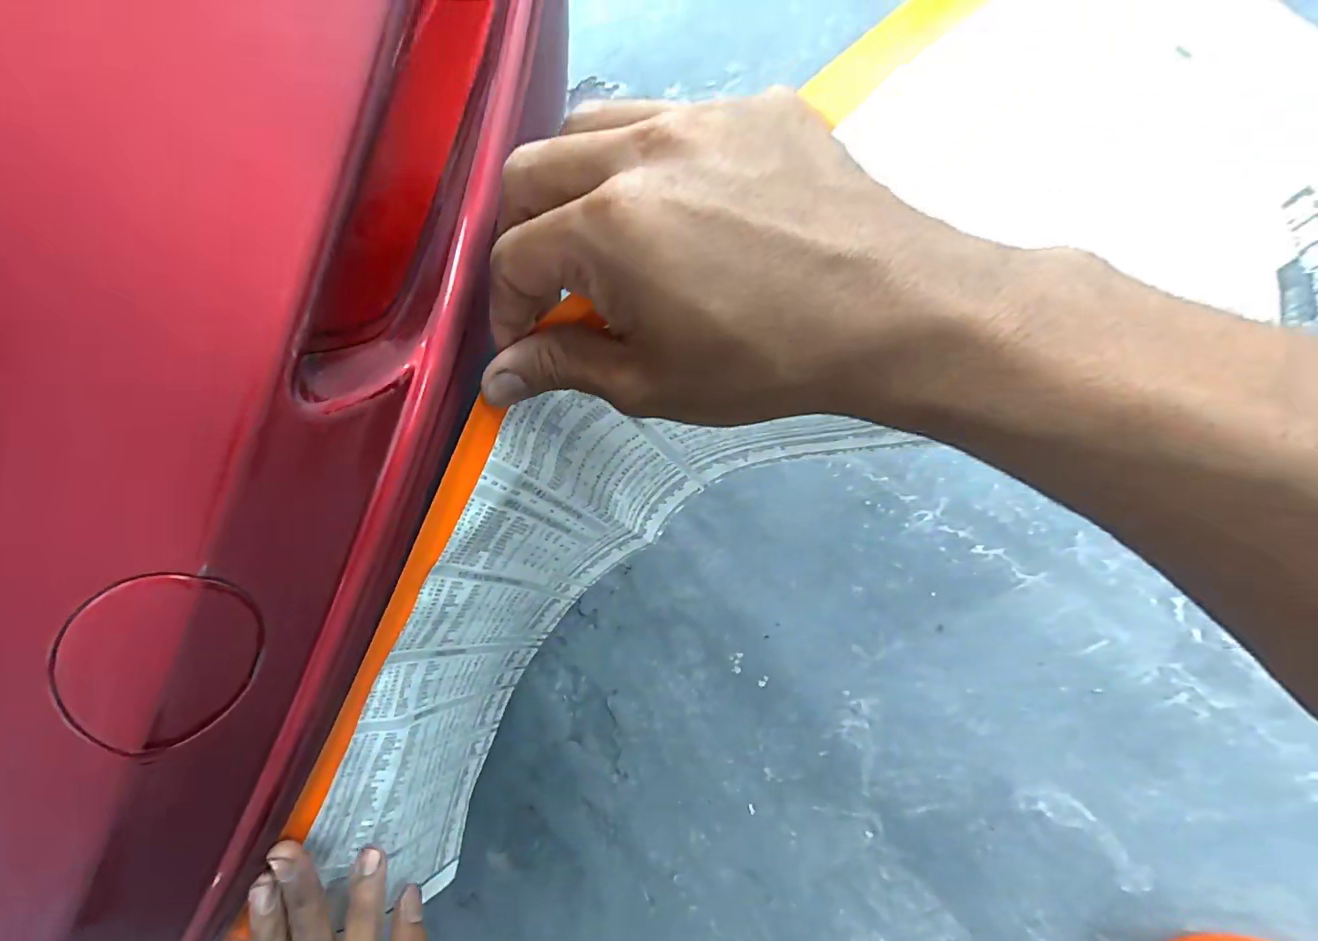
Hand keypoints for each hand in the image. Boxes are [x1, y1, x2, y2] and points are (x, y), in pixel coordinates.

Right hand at [481, 89, 1019, 425]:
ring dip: (566, 185)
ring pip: (586, 124)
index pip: (512, 256)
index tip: (524, 343)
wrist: (897, 311)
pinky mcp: (751, 107)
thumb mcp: (643, 380)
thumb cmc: (759, 361)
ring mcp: (700, 117)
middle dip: (516, 235)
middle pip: (528, 172)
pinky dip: (635, 163)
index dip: (504, 308)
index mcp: (608, 226)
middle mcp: (641, 153)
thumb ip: (557, 366)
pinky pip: (661, 118)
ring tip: (594, 239)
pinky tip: (667, 209)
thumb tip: (494, 381)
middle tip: (545, 285)